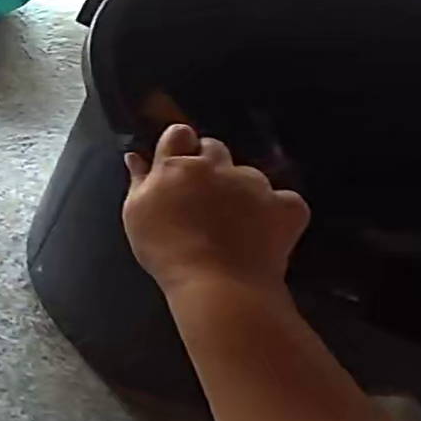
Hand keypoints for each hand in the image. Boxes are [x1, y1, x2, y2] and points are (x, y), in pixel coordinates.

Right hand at [123, 123, 309, 297]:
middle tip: (200, 197)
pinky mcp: (286, 206)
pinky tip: (262, 229)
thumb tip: (134, 156)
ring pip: (248, 173)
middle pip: (214, 147)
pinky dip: (275, 210)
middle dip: (208, 164)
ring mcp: (255, 184)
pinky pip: (283, 198)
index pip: (178, 133)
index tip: (176, 167)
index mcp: (177, 166)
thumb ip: (138, 181)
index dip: (178, 146)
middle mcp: (217, 166)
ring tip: (232, 221)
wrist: (219, 286)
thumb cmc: (166, 251)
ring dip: (239, 188)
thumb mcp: (136, 215)